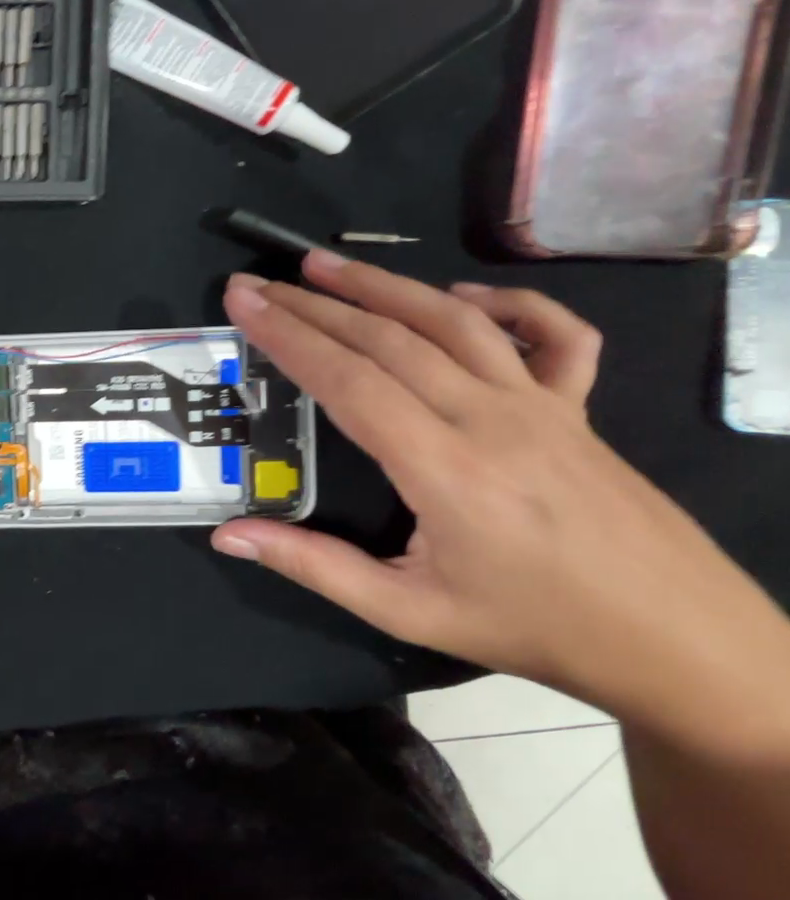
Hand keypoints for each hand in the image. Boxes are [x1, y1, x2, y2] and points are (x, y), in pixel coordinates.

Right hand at [213, 251, 789, 757]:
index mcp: (445, 469)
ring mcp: (544, 408)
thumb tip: (227, 537)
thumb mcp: (408, 613)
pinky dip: (511, 304)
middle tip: (257, 283)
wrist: (680, 645)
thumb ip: (314, 567)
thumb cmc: (534, 628)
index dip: (289, 337)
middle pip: (389, 340)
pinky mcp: (581, 411)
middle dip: (313, 305)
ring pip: (454, 323)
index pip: (349, 381)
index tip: (244, 303)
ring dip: (384, 286)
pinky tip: (462, 295)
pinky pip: (555, 338)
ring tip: (325, 264)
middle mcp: (492, 420)